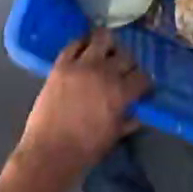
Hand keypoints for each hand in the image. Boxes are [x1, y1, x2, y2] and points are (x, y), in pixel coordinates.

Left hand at [13, 30, 150, 187]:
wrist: (48, 153)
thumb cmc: (84, 150)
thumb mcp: (114, 136)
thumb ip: (128, 120)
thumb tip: (137, 111)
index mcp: (120, 93)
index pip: (142, 76)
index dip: (144, 83)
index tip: (140, 87)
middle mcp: (104, 72)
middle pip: (126, 55)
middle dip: (128, 64)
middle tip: (123, 72)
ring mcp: (81, 65)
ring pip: (102, 38)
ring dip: (108, 45)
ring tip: (105, 54)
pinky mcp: (61, 64)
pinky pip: (75, 43)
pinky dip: (82, 45)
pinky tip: (84, 52)